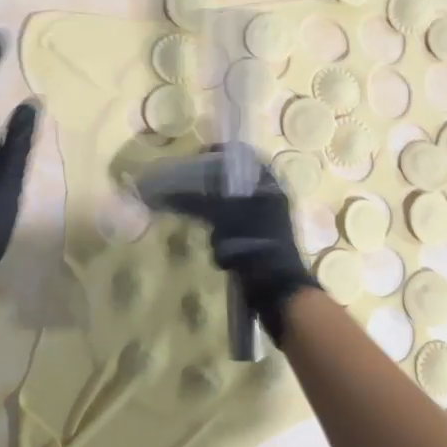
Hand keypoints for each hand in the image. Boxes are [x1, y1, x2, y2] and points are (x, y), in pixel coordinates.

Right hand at [161, 156, 318, 344]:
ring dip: (214, 211)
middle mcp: (270, 199)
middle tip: (187, 186)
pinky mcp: (259, 243)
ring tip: (199, 218)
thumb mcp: (224, 218)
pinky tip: (213, 243)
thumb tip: (167, 192)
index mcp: (270, 186)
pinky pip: (234, 228)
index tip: (197, 158)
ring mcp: (266, 222)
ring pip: (232, 206)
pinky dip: (221, 231)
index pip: (245, 158)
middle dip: (211, 186)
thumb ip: (197, 201)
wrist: (278, 291)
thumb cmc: (257, 246)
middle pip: (235, 182)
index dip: (221, 155)